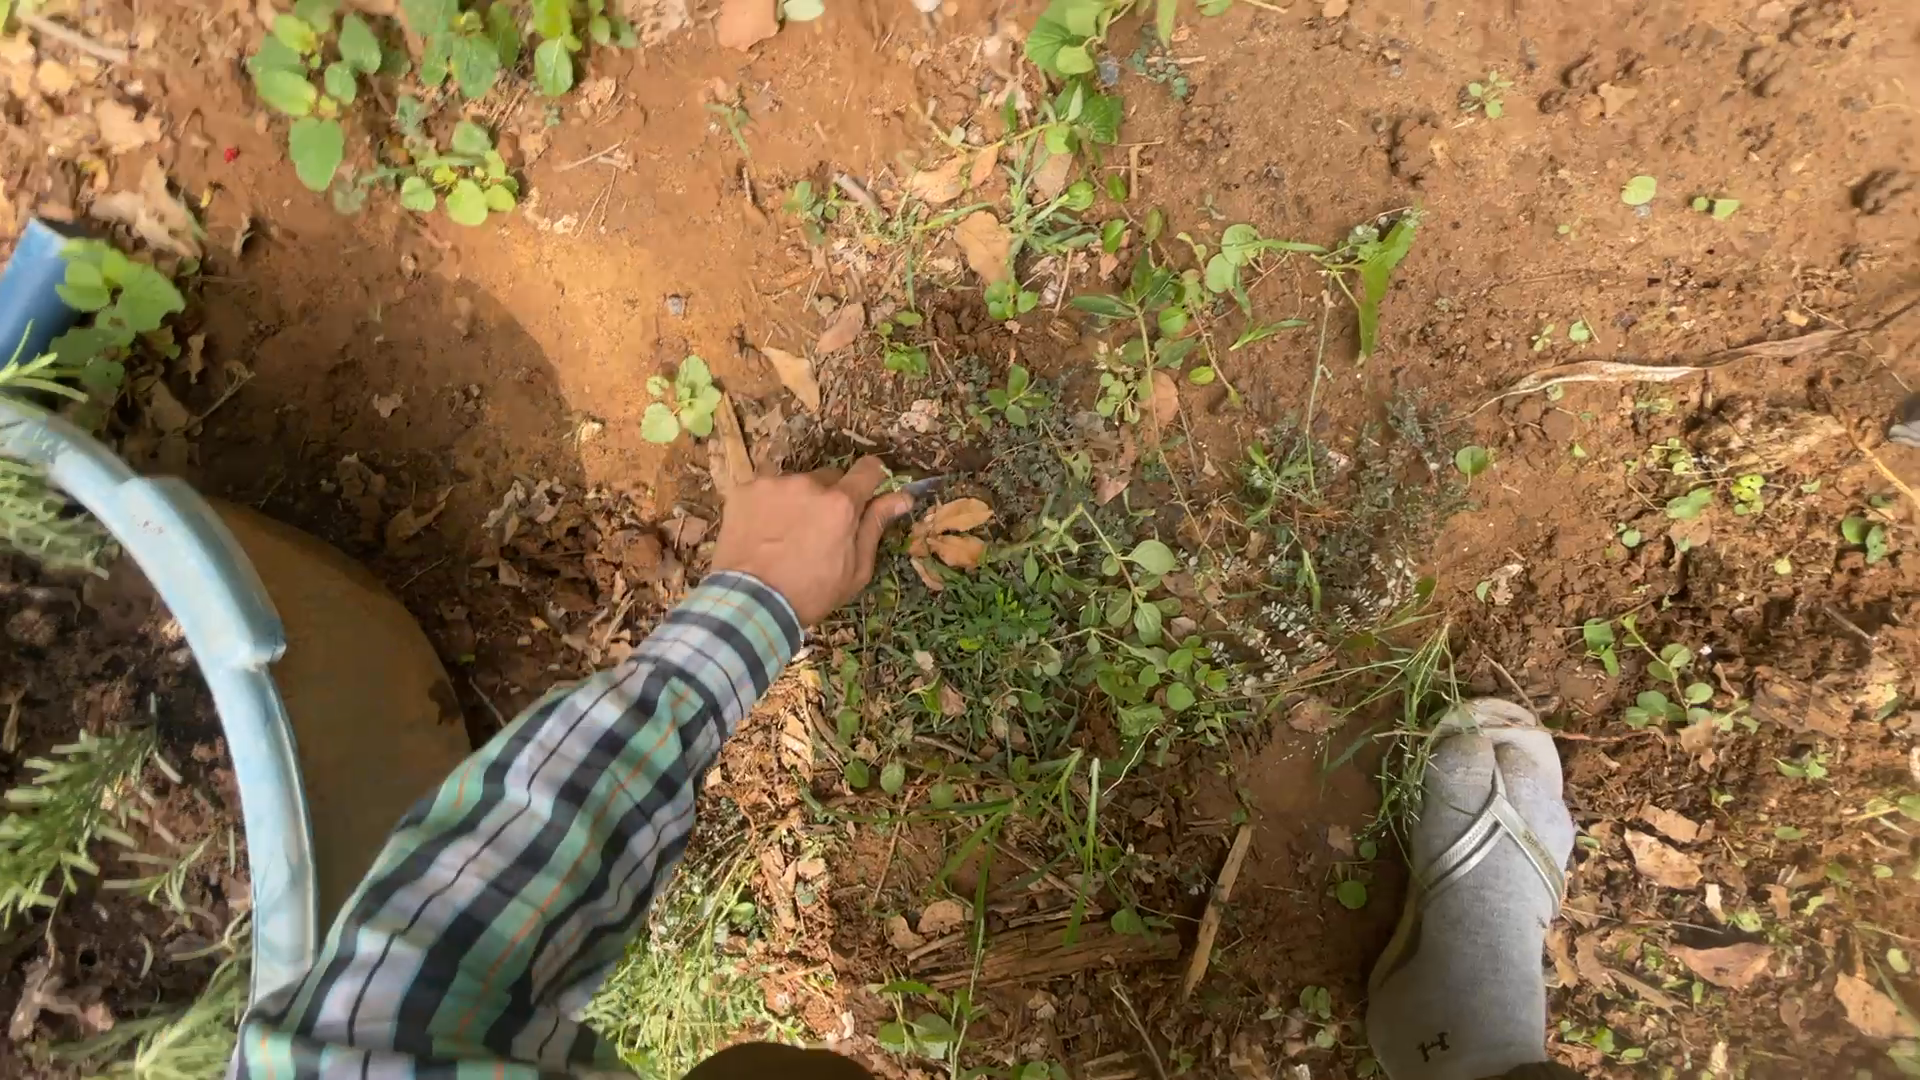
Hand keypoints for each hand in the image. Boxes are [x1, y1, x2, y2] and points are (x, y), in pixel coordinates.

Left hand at [709, 456, 912, 624]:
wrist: (752, 604)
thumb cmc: (812, 593)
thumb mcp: (856, 569)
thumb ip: (876, 526)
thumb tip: (903, 498)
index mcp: (842, 503)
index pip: (868, 469)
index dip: (871, 478)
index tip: (866, 492)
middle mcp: (809, 484)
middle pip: (829, 478)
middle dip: (830, 497)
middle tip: (820, 530)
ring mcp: (774, 484)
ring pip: (796, 484)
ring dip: (797, 500)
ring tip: (785, 535)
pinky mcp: (744, 490)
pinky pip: (766, 490)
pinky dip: (768, 506)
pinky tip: (763, 532)